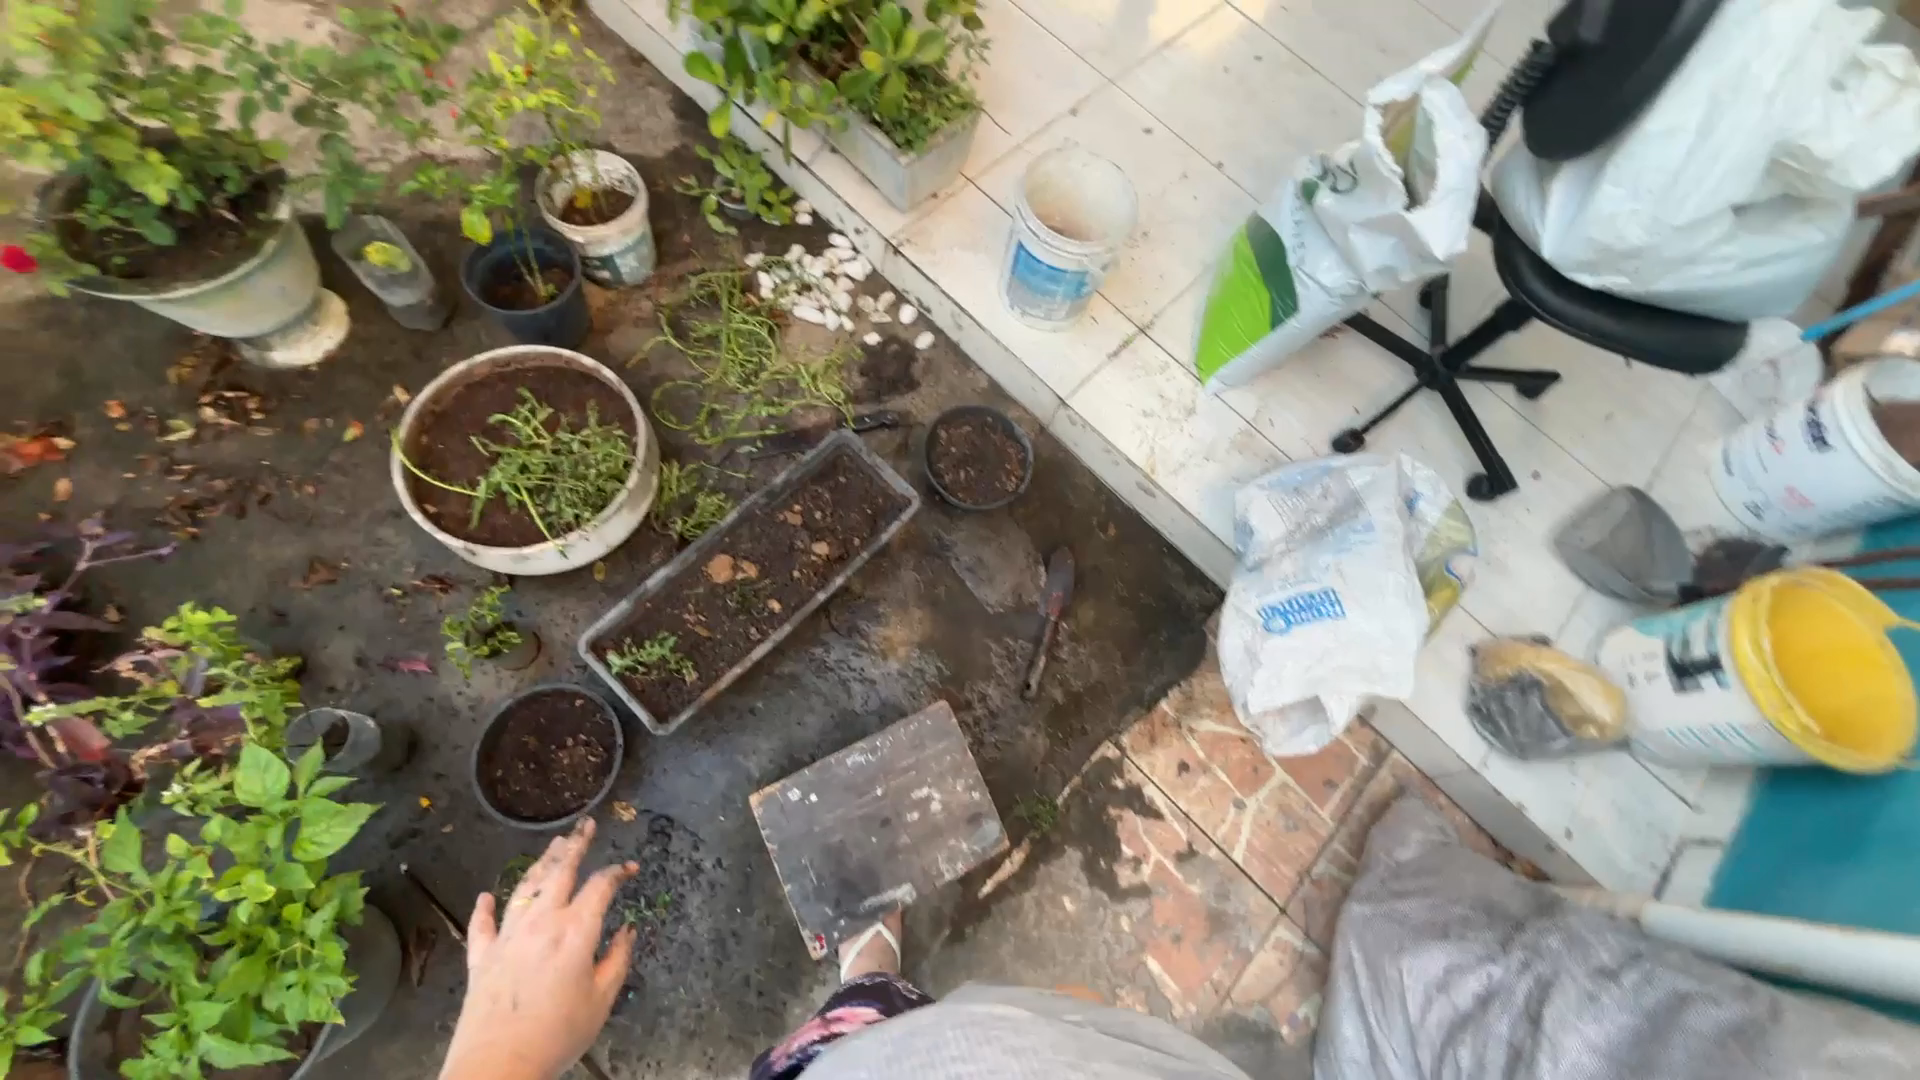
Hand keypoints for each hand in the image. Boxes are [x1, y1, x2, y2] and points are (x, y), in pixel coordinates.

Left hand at [440, 818, 638, 1079]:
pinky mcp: (482, 958)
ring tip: (554, 844)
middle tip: (586, 825)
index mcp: (576, 930)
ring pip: (526, 888)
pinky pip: (482, 926)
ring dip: (542, 863)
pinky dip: (484, 909)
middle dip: (577, 845)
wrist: (495, 1069)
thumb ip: (618, 959)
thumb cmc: (557, 1035)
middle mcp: (542, 923)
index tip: (631, 869)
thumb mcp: (601, 1000)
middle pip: (561, 872)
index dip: (618, 872)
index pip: (601, 886)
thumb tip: (627, 931)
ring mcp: (508, 938)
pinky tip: (485, 896)